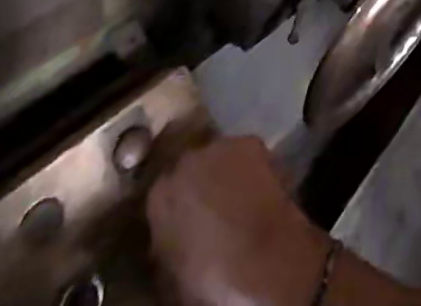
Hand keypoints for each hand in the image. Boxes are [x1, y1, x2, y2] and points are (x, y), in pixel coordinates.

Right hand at [147, 136, 328, 305]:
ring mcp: (217, 148)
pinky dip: (254, 166)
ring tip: (242, 194)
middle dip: (201, 180)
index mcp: (158, 196)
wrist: (258, 260)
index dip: (179, 203)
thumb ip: (165, 244)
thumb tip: (168, 239)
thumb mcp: (171, 271)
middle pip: (191, 165)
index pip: (164, 189)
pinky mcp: (249, 143)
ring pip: (219, 155)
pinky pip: (247, 152)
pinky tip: (262, 186)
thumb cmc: (210, 277)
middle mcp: (184, 162)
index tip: (189, 215)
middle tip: (216, 202)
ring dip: (226, 169)